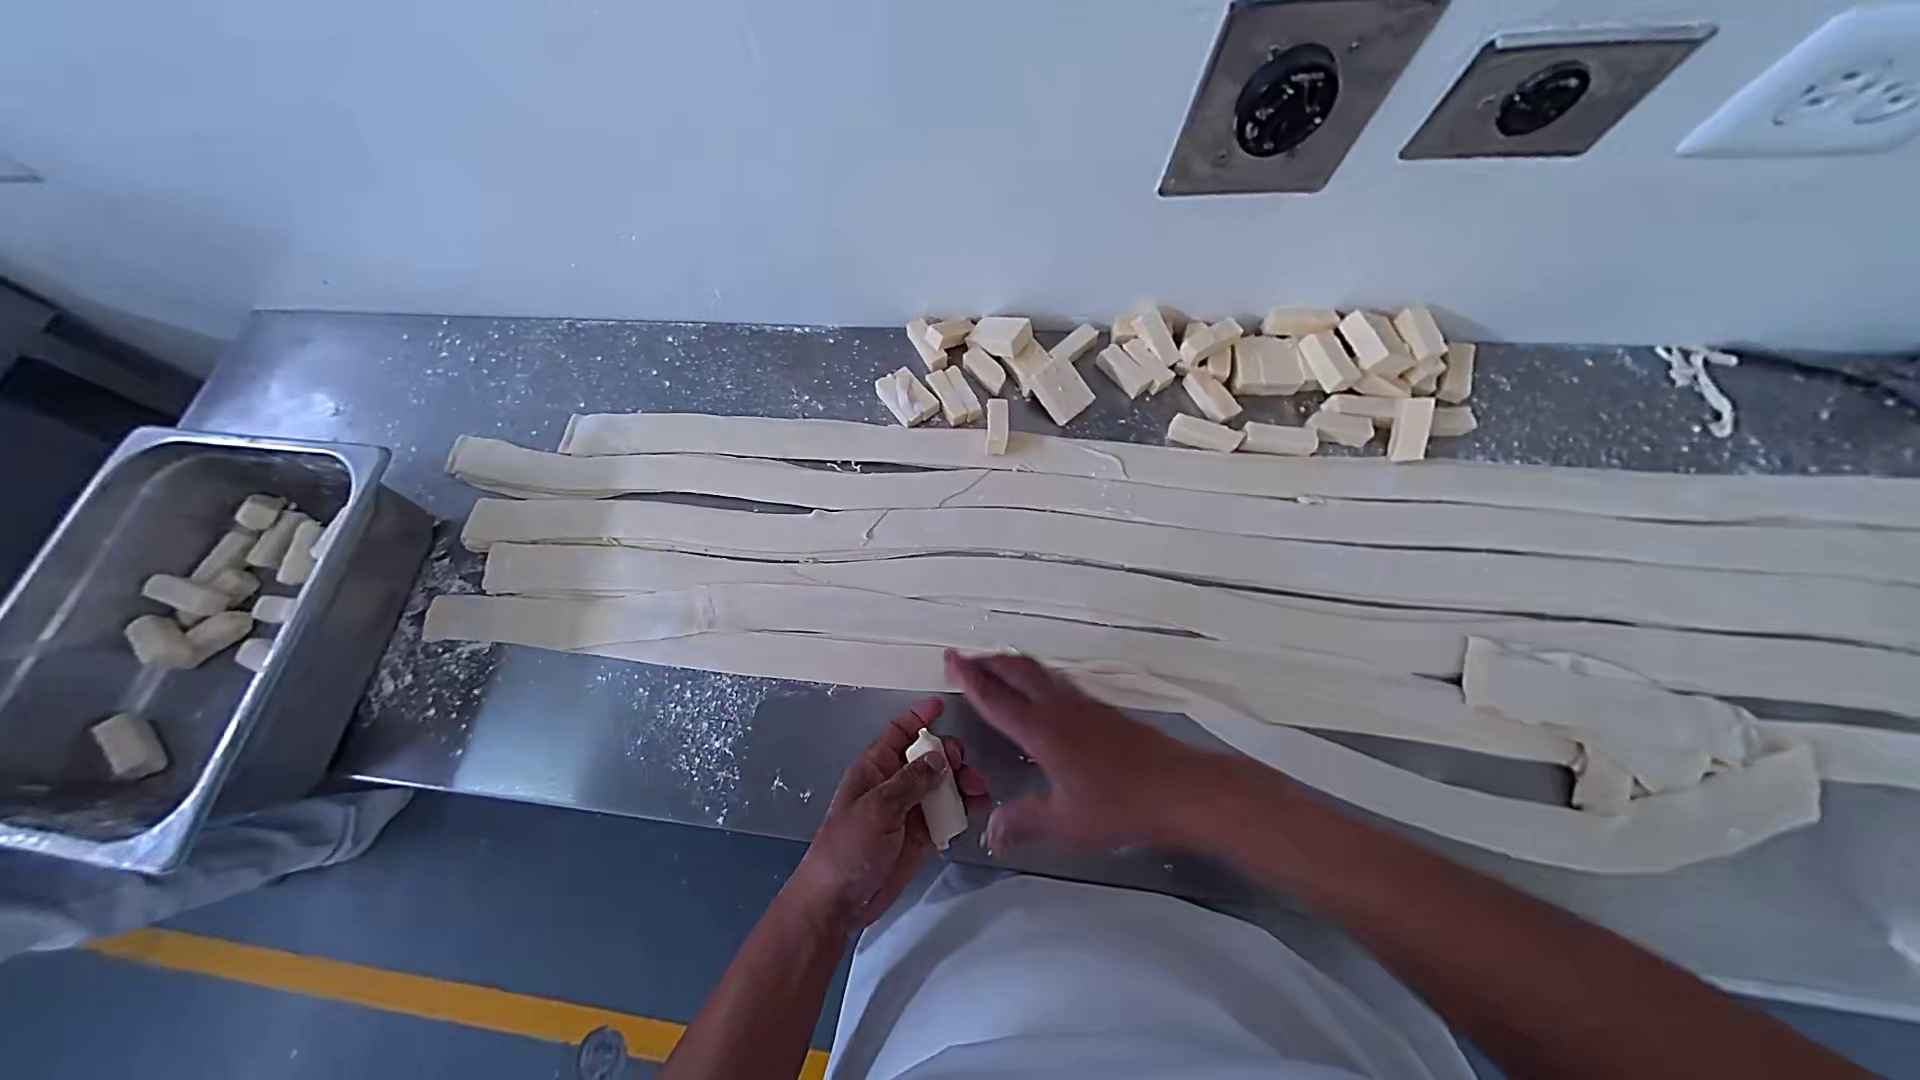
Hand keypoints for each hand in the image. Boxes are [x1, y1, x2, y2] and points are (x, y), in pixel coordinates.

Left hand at [784, 698, 990, 935]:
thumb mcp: (877, 808)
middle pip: (928, 757)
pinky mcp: (919, 835)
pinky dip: (962, 810)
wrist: (838, 903)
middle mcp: (893, 784)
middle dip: (950, 755)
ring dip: (962, 784)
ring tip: (976, 792)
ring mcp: (908, 809)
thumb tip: (937, 759)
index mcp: (874, 769)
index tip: (940, 706)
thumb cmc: (843, 851)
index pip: (899, 732)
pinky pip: (947, 814)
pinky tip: (973, 811)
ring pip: (942, 785)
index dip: (919, 717)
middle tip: (961, 767)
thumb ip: (910, 781)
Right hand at [944, 650, 1240, 852]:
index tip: (951, 658)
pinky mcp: (1104, 711)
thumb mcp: (1066, 824)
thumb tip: (993, 832)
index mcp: (1042, 731)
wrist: (1182, 788)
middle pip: (1017, 671)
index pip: (996, 698)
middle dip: (987, 661)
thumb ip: (1024, 823)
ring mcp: (1085, 705)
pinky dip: (1038, 676)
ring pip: (1040, 671)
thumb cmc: (1121, 805)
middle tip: (966, 658)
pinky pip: (1060, 681)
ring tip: (998, 666)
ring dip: (1013, 664)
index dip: (969, 677)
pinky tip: (1045, 691)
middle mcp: (1060, 709)